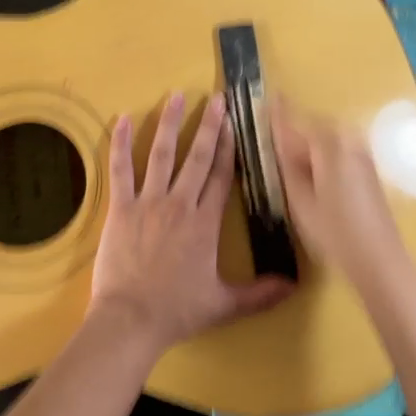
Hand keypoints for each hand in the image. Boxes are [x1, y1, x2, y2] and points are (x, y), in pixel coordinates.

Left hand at [90, 93, 294, 354]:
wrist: (130, 320)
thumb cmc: (177, 311)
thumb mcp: (223, 304)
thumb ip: (259, 293)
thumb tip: (295, 286)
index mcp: (205, 223)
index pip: (220, 177)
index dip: (229, 148)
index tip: (235, 123)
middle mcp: (180, 204)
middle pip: (198, 157)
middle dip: (209, 125)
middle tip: (216, 98)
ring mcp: (148, 202)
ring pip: (162, 154)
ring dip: (170, 123)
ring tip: (175, 95)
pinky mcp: (121, 208)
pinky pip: (121, 169)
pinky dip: (121, 143)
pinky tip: (124, 119)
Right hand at [271, 98, 410, 287]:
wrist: (379, 258)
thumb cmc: (334, 231)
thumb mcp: (300, 199)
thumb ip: (286, 161)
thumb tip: (276, 136)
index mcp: (328, 143)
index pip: (296, 119)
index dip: (278, 111)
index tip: (265, 97)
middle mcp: (348, 139)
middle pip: (312, 125)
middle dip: (294, 132)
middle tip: (275, 149)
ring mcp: (361, 150)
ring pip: (326, 135)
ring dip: (308, 143)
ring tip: (293, 167)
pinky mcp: (368, 164)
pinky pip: (338, 146)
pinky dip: (323, 152)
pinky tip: (315, 175)